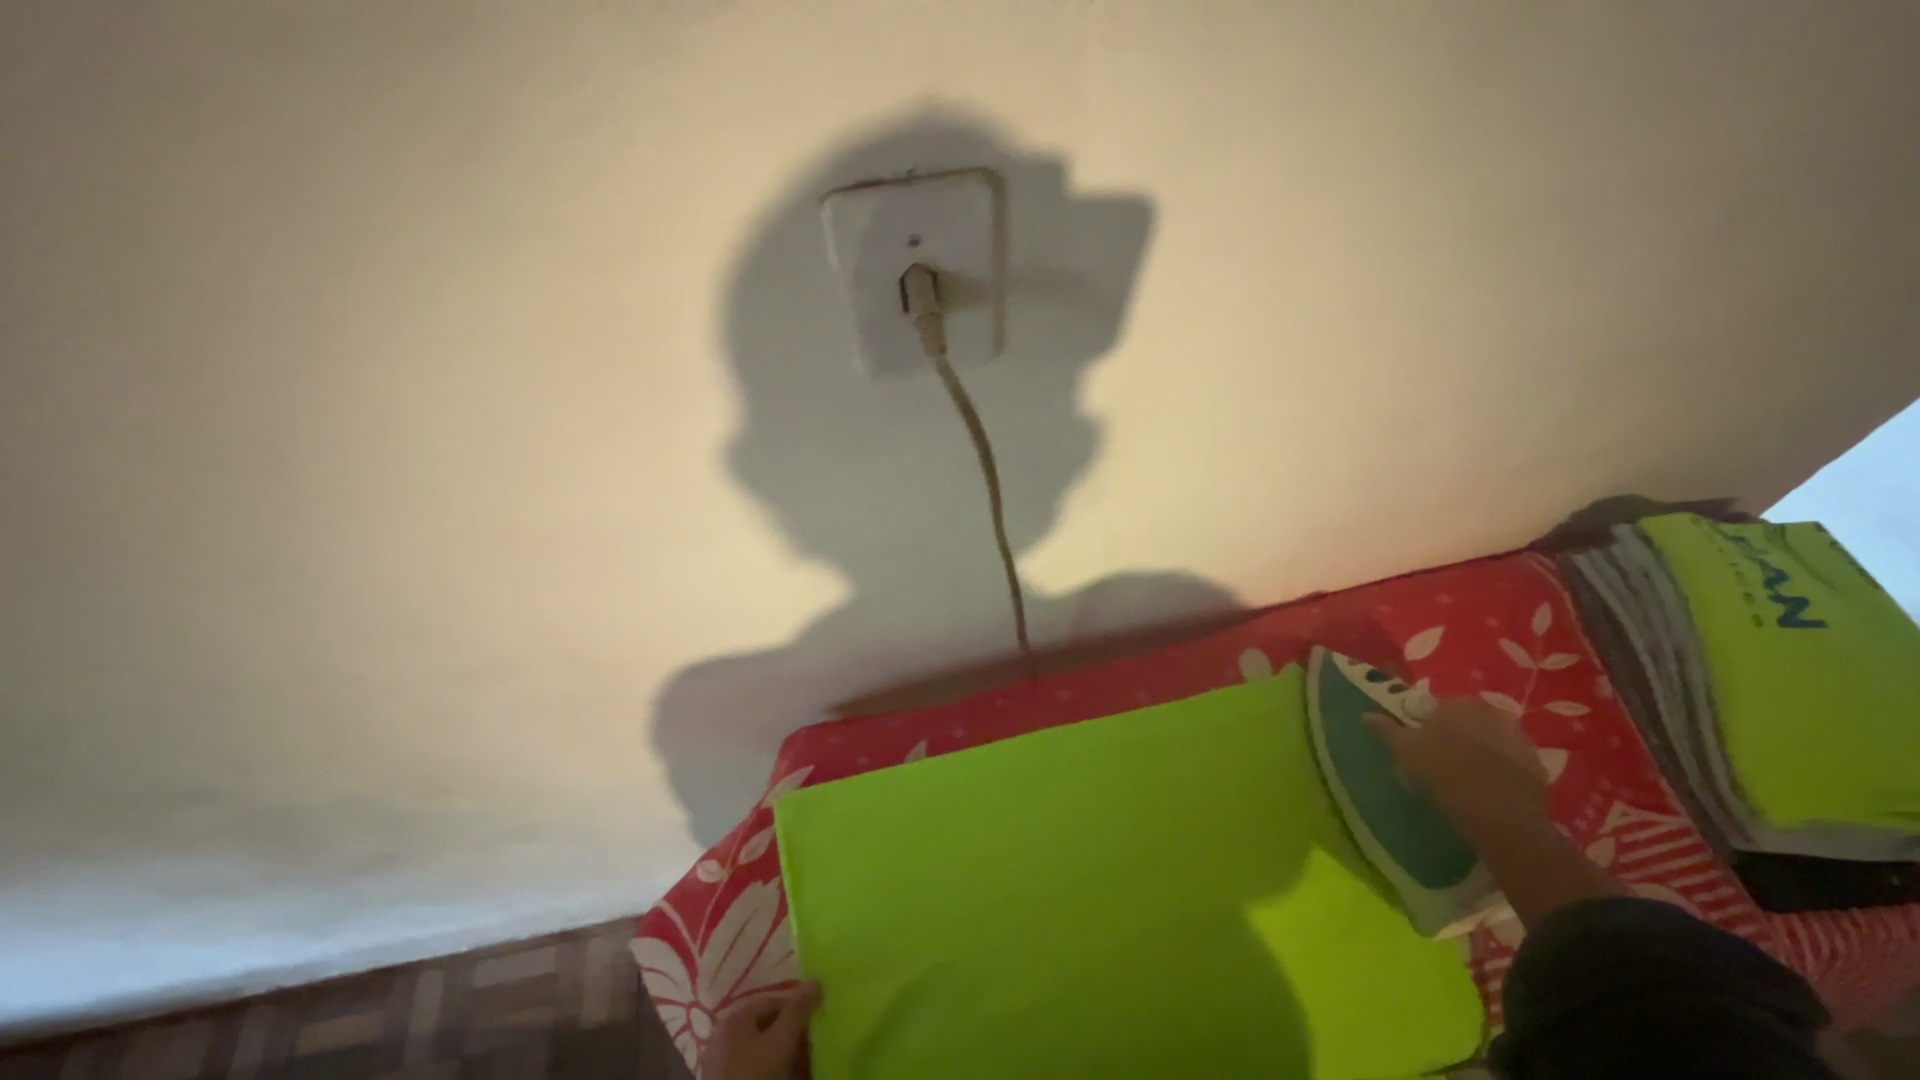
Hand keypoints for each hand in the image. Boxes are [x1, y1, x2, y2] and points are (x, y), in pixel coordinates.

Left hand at [704, 982, 820, 1079]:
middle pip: (765, 1025)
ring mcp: (720, 1061)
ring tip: (799, 1065)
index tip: (815, 1025)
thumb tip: (816, 981)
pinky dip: (768, 1067)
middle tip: (810, 1047)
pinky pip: (750, 1066)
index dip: (797, 1010)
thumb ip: (798, 1010)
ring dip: (781, 1053)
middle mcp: (723, 1034)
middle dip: (790, 1034)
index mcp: (734, 1018)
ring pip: (758, 1048)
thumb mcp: (780, 1041)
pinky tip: (782, 1075)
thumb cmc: (756, 1074)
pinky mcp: (722, 1079)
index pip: (773, 1002)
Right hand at [1368, 698, 1548, 835]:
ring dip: (1481, 749)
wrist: (1499, 813)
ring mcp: (1517, 735)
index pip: (1438, 707)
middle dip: (1458, 734)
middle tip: (1445, 759)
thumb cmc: (1443, 774)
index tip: (1424, 745)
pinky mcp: (1535, 761)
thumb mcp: (1405, 752)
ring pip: (1491, 737)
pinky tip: (1491, 786)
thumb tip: (1366, 714)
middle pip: (1467, 719)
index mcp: (1456, 704)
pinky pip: (1511, 758)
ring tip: (1469, 775)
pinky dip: (1502, 767)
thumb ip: (1386, 730)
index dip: (1429, 725)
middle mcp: (1489, 711)